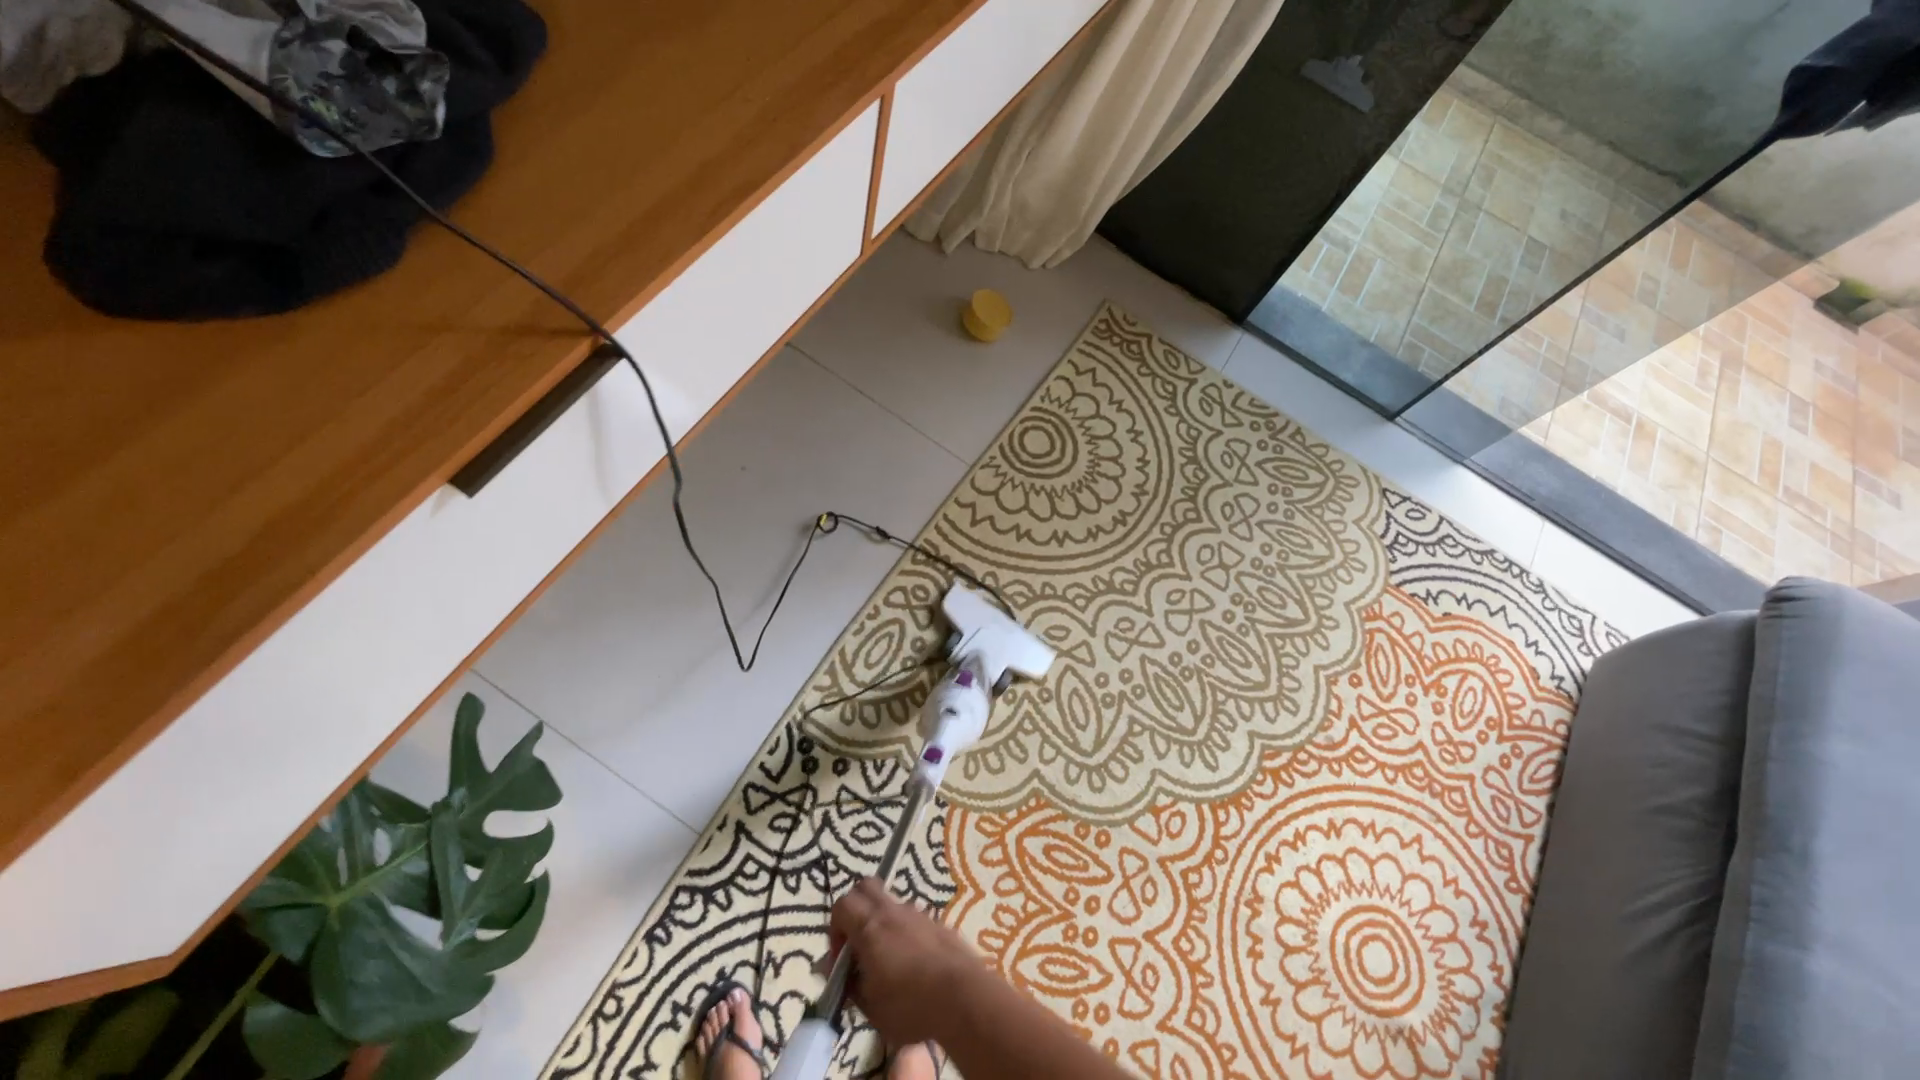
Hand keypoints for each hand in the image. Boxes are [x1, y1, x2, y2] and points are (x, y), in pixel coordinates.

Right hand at [828, 878, 983, 1044]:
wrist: (966, 997)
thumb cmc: (911, 1005)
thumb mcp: (870, 1006)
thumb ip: (849, 983)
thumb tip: (833, 968)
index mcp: (870, 928)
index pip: (842, 905)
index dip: (835, 928)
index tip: (842, 958)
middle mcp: (893, 913)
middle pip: (866, 887)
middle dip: (856, 909)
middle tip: (859, 944)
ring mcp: (920, 915)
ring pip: (892, 904)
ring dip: (883, 922)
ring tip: (889, 960)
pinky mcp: (940, 925)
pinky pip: (915, 920)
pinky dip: (907, 933)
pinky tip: (916, 965)